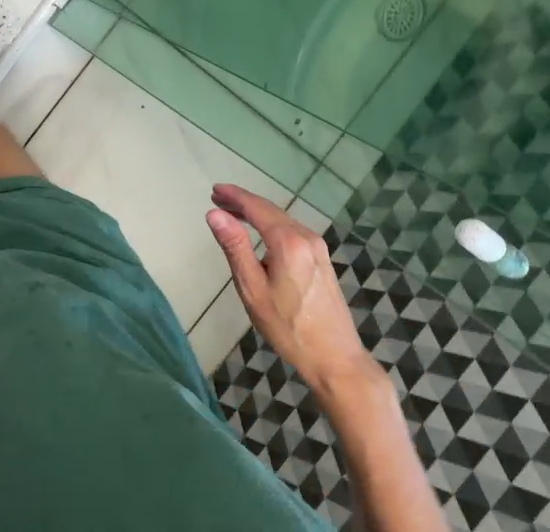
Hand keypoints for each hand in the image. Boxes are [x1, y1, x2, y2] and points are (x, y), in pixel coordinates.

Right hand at [204, 183, 378, 401]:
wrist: (336, 359)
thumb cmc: (288, 327)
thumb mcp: (253, 289)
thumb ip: (234, 247)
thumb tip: (215, 214)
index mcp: (289, 243)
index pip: (257, 208)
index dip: (234, 196)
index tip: (214, 191)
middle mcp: (307, 238)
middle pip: (271, 210)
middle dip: (243, 203)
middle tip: (217, 199)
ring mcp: (319, 249)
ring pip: (283, 220)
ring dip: (257, 214)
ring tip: (233, 214)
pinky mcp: (322, 260)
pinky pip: (292, 232)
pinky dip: (271, 226)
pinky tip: (259, 234)